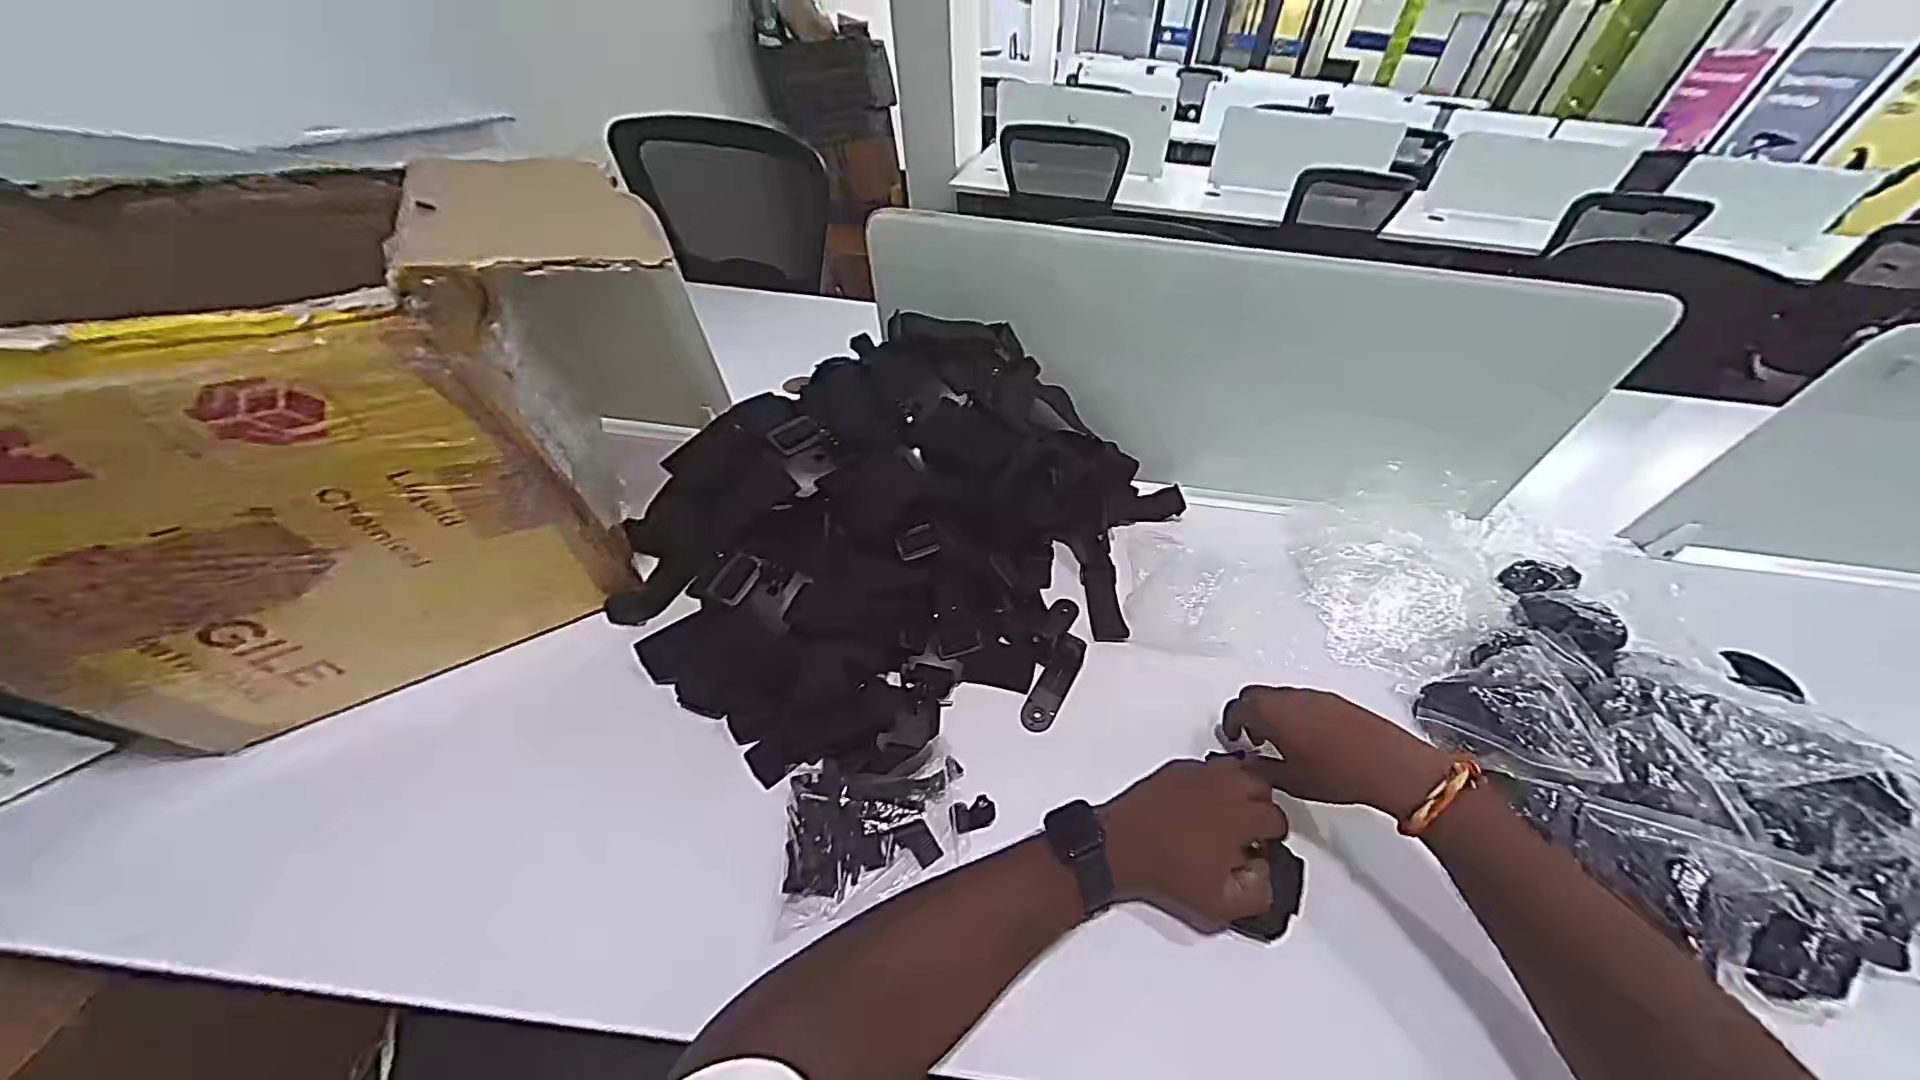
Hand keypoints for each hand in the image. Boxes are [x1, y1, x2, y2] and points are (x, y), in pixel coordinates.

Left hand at [1097, 758, 1289, 932]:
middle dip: (1261, 807)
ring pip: (1235, 769)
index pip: (1277, 819)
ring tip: (1229, 813)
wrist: (1120, 848)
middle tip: (1249, 829)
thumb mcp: (1221, 905)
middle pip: (1261, 786)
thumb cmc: (1164, 871)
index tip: (1258, 849)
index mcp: (1239, 815)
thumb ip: (1259, 892)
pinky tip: (1201, 804)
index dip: (1271, 838)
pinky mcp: (1175, 769)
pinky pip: (1205, 768)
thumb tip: (1263, 872)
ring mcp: (1196, 773)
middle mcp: (1221, 786)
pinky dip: (1211, 782)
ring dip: (1239, 788)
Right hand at [1224, 686, 1451, 819]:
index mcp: (1270, 712)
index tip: (1232, 736)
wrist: (1392, 767)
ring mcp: (1312, 696)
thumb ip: (1261, 770)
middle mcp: (1288, 697)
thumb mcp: (1290, 781)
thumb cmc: (1343, 773)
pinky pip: (1301, 699)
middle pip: (1252, 696)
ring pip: (1277, 696)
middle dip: (1246, 713)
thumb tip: (1250, 766)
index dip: (1229, 724)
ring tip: (1278, 739)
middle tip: (1249, 734)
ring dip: (1270, 712)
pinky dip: (1293, 712)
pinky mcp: (1333, 701)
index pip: (1235, 709)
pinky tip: (1305, 737)